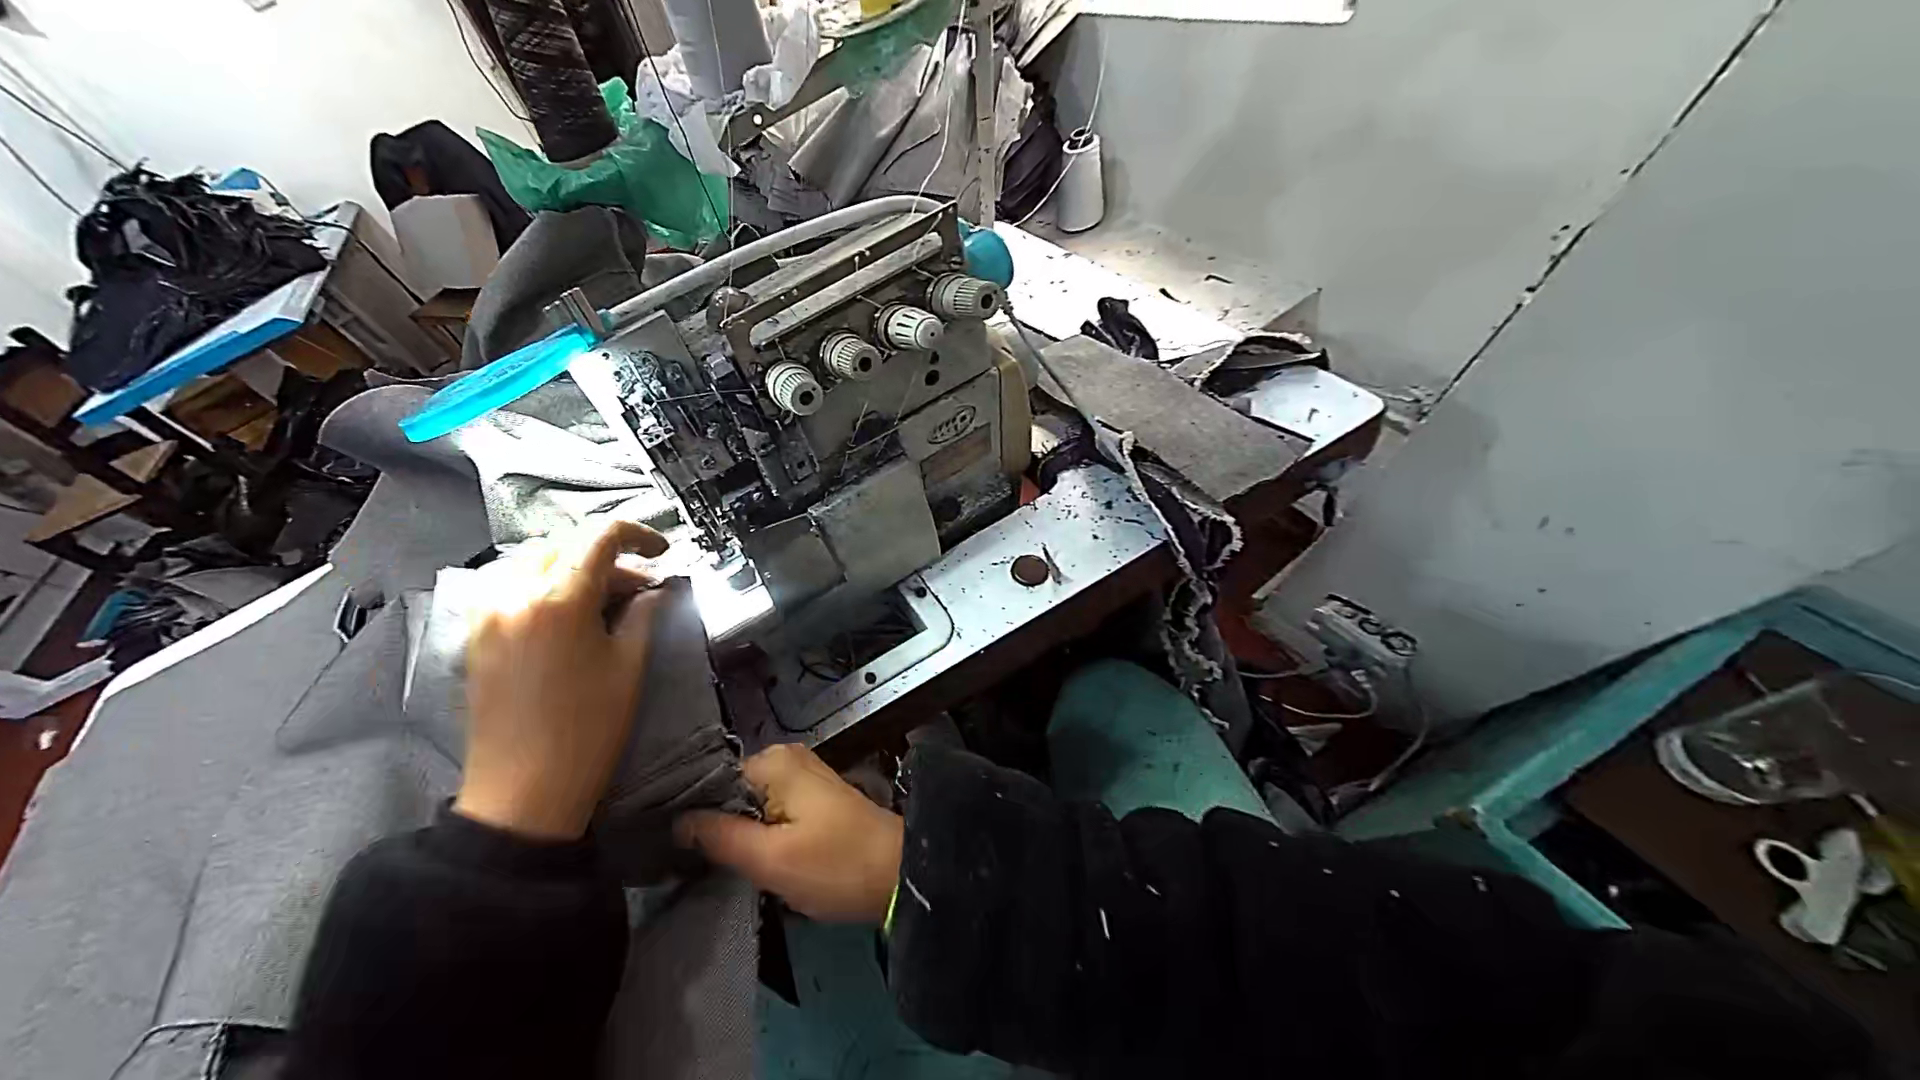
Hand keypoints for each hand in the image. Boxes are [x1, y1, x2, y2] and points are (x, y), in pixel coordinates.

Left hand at [453, 519, 669, 841]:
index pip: (601, 538)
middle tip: (641, 586)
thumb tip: (657, 588)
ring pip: (536, 560)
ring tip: (605, 599)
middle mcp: (516, 594)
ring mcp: (488, 612)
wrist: (523, 788)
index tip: (663, 551)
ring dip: (575, 567)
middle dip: (609, 556)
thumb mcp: (629, 665)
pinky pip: (511, 584)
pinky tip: (567, 612)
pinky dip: (544, 583)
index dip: (639, 535)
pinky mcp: (476, 632)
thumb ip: (645, 613)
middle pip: (567, 545)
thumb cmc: (588, 727)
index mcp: (559, 599)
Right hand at [676, 743, 903, 922]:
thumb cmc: (836, 865)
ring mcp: (802, 778)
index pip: (711, 781)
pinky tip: (747, 859)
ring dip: (735, 834)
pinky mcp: (812, 800)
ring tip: (714, 866)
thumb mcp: (770, 858)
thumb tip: (677, 821)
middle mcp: (786, 759)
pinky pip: (769, 812)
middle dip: (714, 826)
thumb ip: (720, 836)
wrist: (899, 874)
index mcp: (773, 761)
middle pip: (729, 793)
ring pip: (748, 806)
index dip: (690, 815)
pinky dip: (757, 834)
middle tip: (693, 865)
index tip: (668, 850)